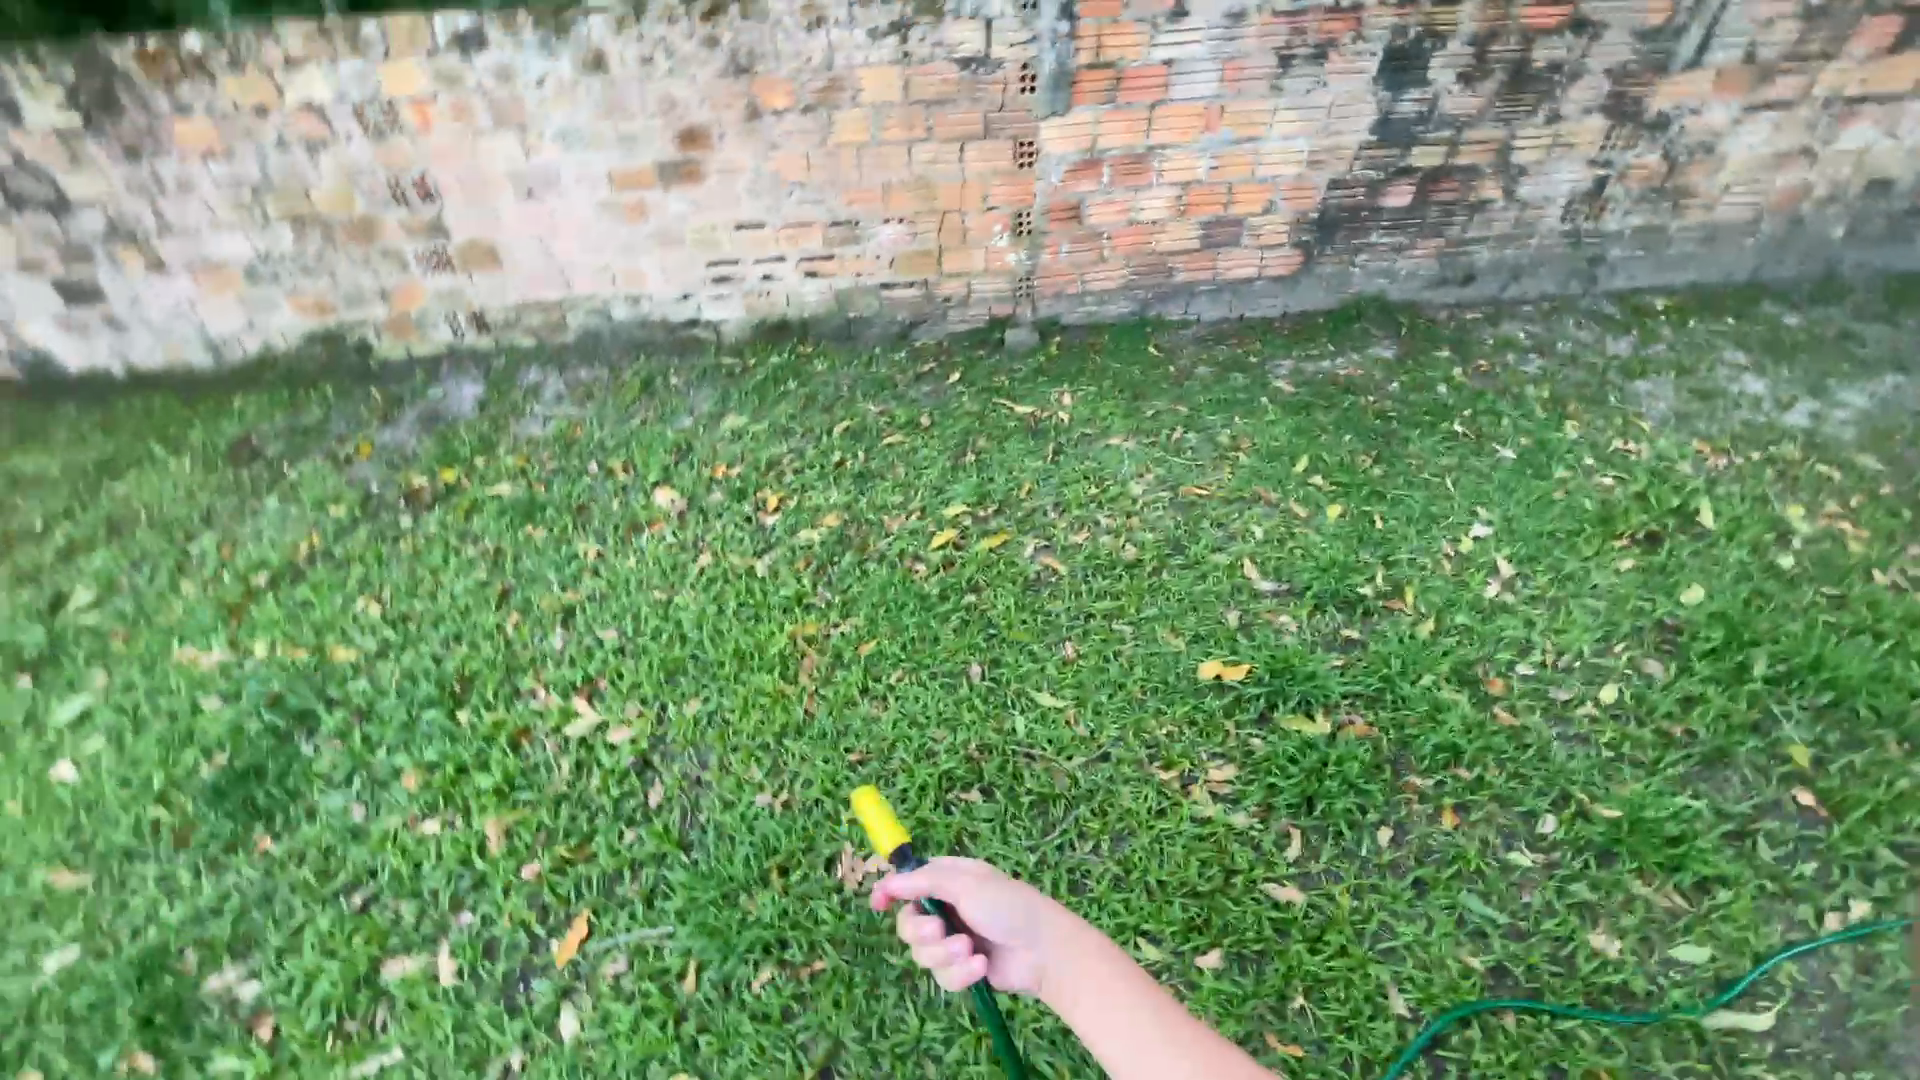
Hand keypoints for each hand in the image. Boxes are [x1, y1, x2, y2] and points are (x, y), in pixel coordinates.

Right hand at [869, 856, 1072, 997]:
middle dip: (921, 933)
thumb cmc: (1008, 905)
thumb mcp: (966, 883)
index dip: (891, 892)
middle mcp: (947, 908)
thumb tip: (888, 882)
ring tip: (970, 950)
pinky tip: (981, 966)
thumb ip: (924, 881)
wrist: (1043, 950)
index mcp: (948, 879)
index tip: (878, 903)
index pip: (909, 883)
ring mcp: (954, 940)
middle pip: (909, 924)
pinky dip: (960, 973)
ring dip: (945, 955)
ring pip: (923, 954)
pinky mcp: (963, 969)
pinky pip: (943, 976)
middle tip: (940, 932)